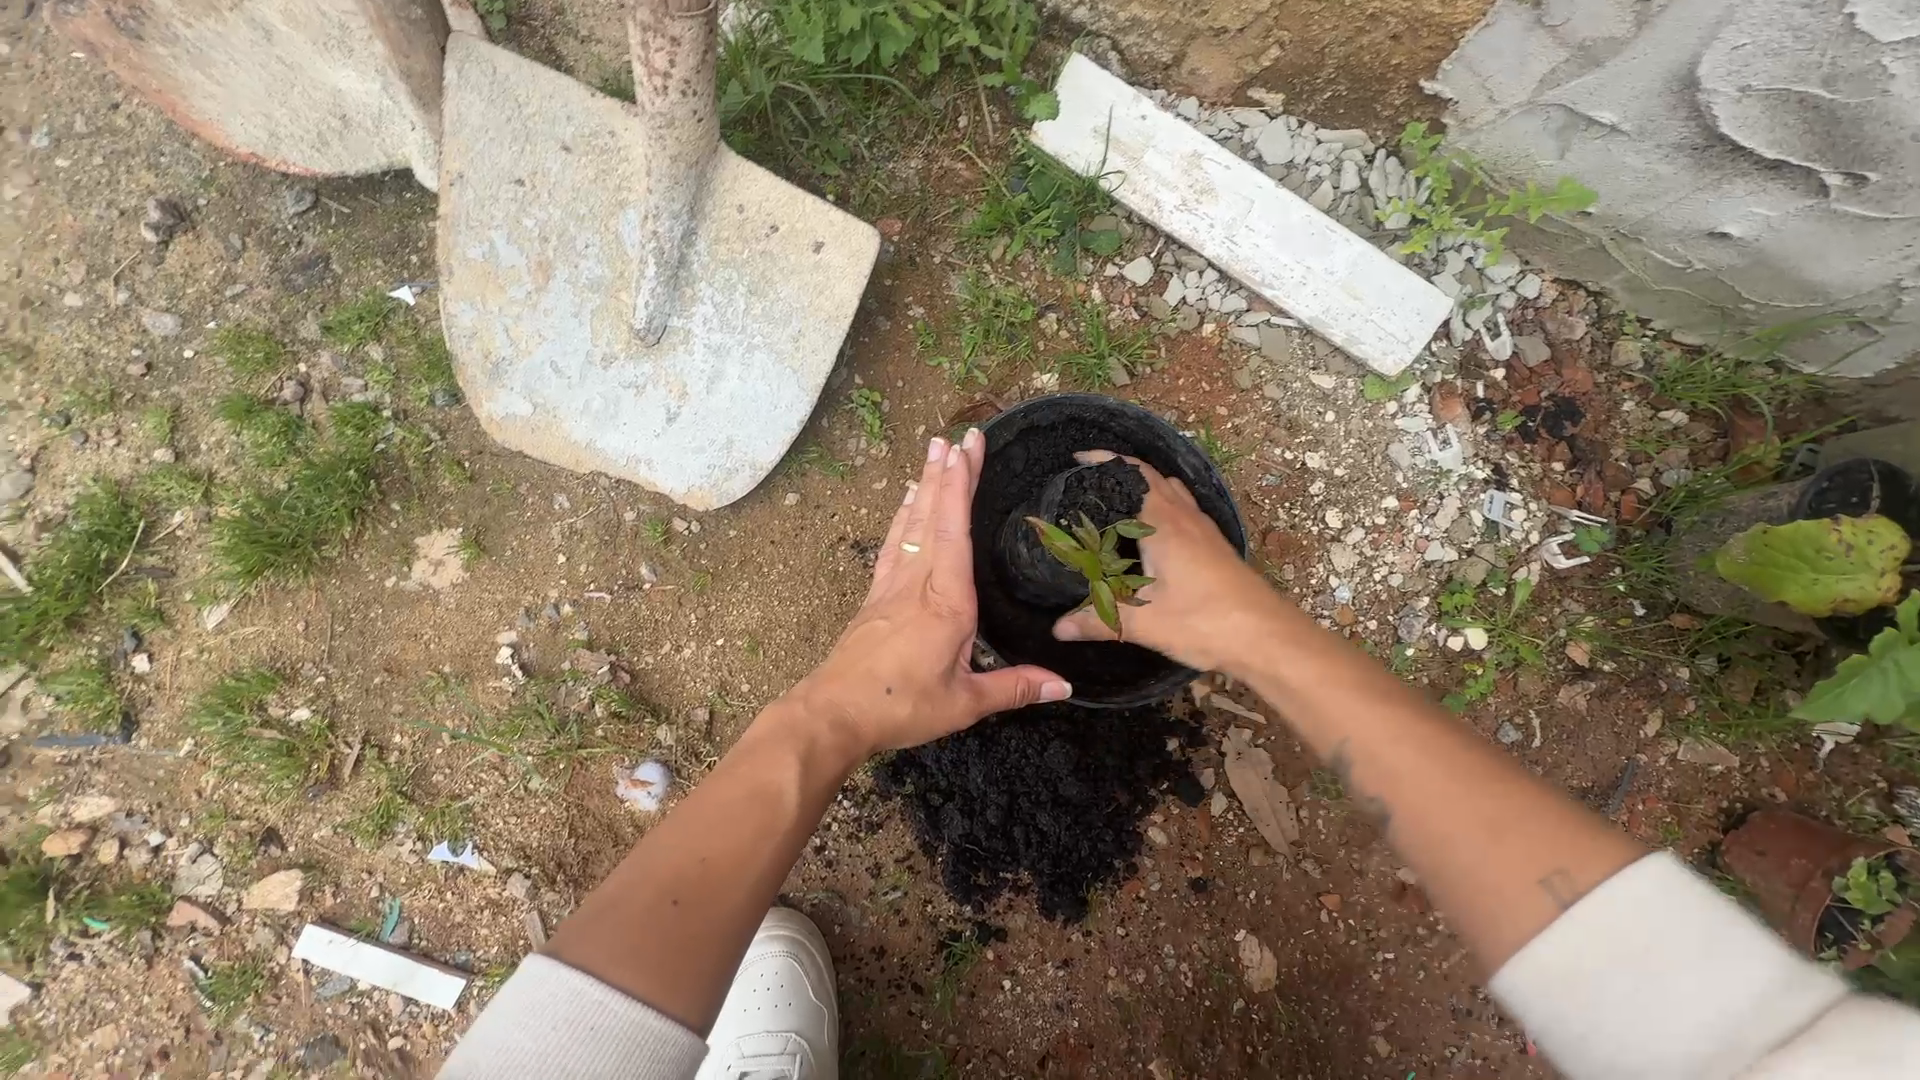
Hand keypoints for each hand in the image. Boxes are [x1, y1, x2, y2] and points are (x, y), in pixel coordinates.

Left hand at [789, 429, 1071, 756]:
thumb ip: (1015, 687)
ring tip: (932, 452)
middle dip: (946, 473)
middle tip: (957, 436)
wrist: (833, 713)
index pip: (956, 528)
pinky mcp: (875, 597)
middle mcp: (918, 582)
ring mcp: (892, 586)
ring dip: (924, 486)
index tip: (968, 446)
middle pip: (933, 515)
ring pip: (911, 523)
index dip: (962, 483)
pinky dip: (902, 517)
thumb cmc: (900, 706)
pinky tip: (906, 504)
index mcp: (947, 600)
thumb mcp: (964, 703)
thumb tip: (1065, 686)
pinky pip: (893, 544)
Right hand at [1051, 450, 1284, 673]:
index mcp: (1164, 524)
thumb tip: (1058, 628)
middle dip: (1121, 473)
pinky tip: (1151, 537)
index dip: (1105, 462)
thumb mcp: (1144, 624)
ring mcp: (1205, 531)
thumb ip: (1098, 621)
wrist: (1267, 636)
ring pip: (1172, 493)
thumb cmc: (1206, 621)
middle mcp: (1186, 518)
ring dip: (1146, 488)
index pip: (1133, 474)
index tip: (1077, 460)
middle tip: (1089, 483)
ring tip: (1116, 503)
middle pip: (1152, 478)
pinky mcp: (1215, 548)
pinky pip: (1183, 512)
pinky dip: (1162, 508)